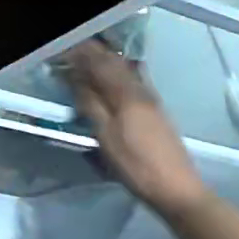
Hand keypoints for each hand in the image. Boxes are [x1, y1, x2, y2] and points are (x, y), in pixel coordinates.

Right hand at [61, 39, 209, 213]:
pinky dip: (118, 72)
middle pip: (114, 62)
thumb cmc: (136, 165)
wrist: (176, 188)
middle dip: (92, 53)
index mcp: (125, 94)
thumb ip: (90, 105)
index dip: (80, 54)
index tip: (62, 50)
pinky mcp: (155, 110)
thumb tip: (75, 78)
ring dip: (105, 61)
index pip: (99, 63)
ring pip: (124, 70)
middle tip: (71, 51)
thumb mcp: (106, 137)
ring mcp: (151, 99)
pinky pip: (132, 80)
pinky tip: (115, 76)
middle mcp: (139, 90)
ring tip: (87, 60)